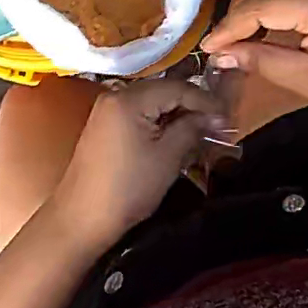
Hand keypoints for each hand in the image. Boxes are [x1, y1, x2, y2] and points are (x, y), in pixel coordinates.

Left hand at [47, 79, 225, 248]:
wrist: (80, 220)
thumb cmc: (128, 188)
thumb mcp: (168, 157)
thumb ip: (191, 128)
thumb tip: (212, 116)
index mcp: (130, 98)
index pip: (178, 88)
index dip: (206, 102)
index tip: (227, 119)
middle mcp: (116, 95)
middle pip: (164, 91)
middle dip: (192, 107)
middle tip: (217, 126)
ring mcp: (107, 110)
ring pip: (152, 103)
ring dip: (176, 116)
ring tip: (201, 133)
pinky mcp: (104, 126)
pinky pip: (138, 114)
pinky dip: (158, 123)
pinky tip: (175, 137)